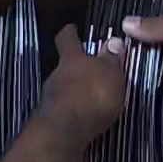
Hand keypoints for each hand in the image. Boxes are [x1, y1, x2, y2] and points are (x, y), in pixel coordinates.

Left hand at [37, 24, 124, 142]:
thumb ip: (111, 60)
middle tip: (92, 74)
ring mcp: (49, 98)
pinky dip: (73, 111)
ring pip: (63, 89)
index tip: (72, 28)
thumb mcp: (111, 75)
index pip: (67, 39)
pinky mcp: (49, 119)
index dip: (70, 33)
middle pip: (65, 67)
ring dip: (75, 92)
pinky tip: (84, 119)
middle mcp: (56, 75)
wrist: (64, 132)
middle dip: (76, 69)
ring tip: (92, 100)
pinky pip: (63, 109)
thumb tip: (113, 41)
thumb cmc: (91, 96)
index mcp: (72, 60)